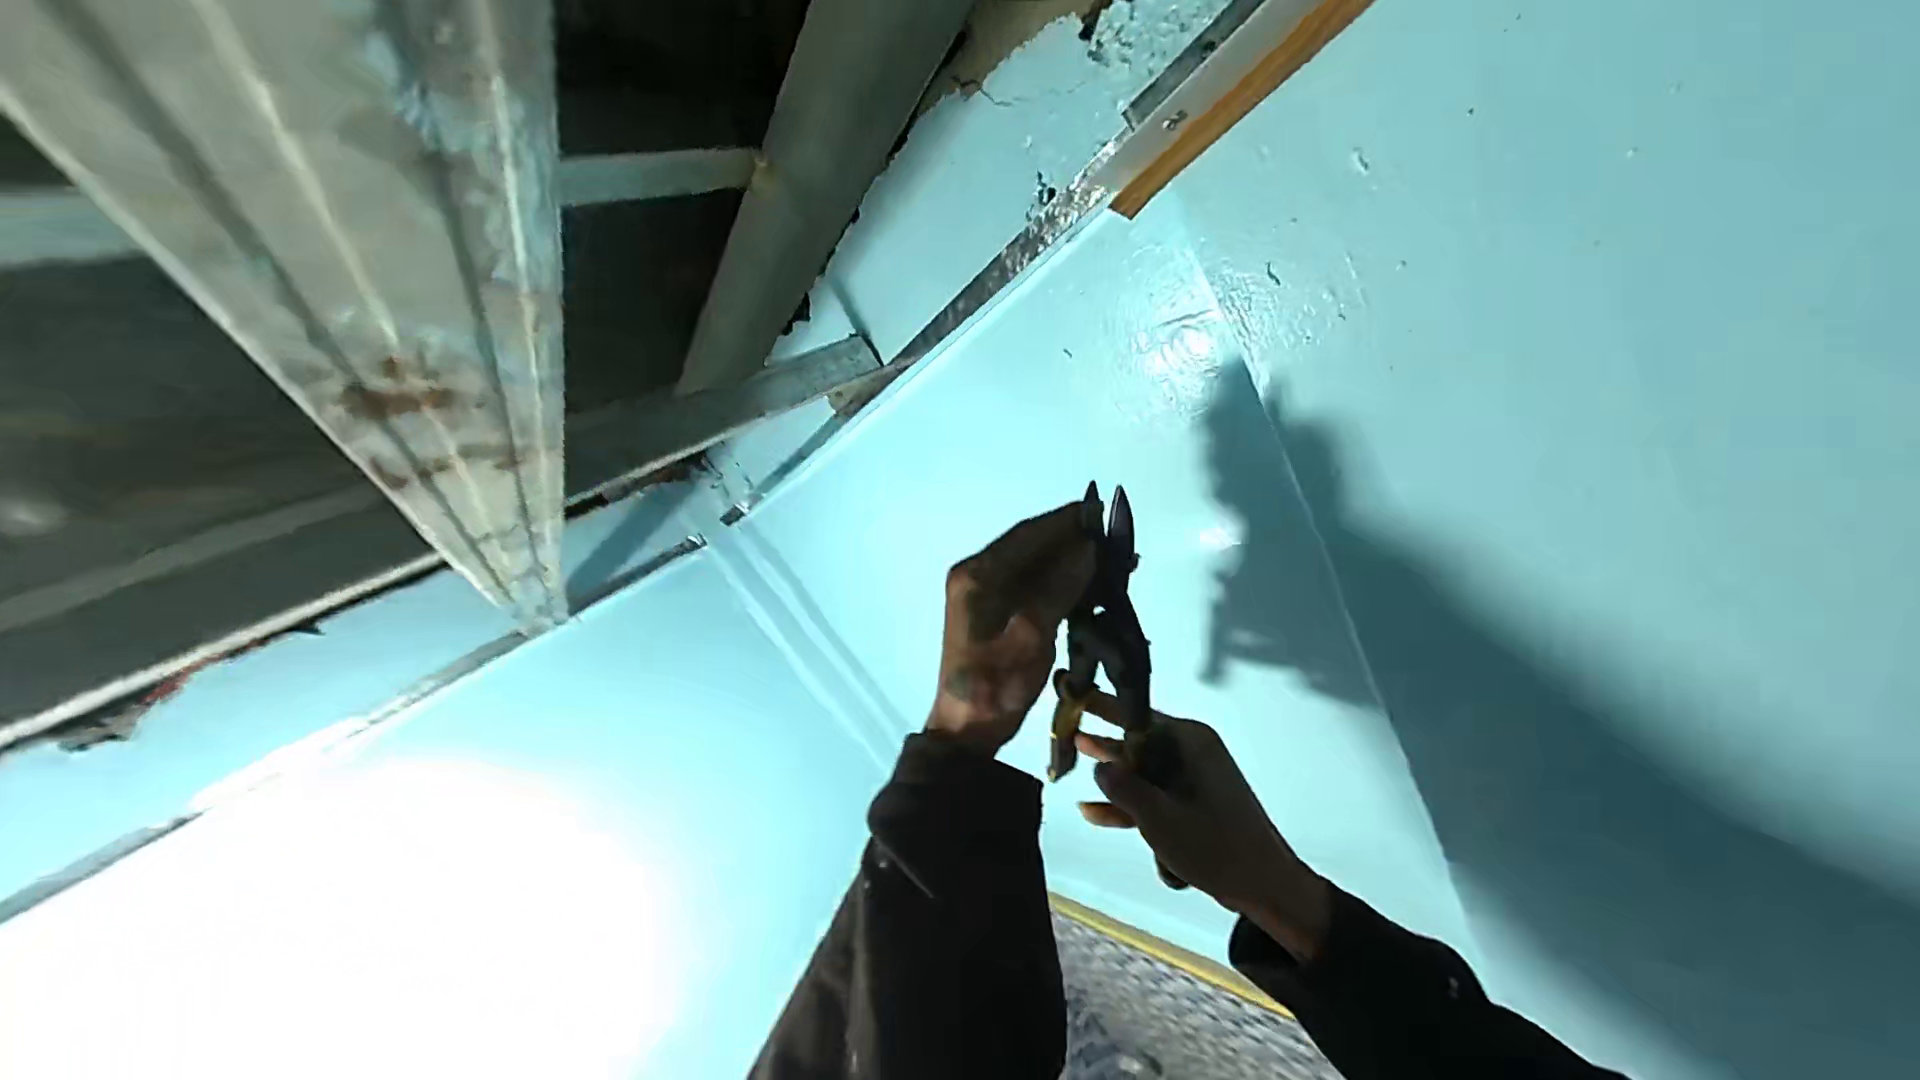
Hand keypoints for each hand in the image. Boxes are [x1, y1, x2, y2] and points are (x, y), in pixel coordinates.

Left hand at [926, 500, 1096, 756]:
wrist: (967, 727)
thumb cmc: (995, 685)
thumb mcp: (1030, 637)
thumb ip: (1057, 589)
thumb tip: (1087, 548)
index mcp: (977, 576)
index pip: (1027, 535)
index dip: (1065, 521)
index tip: (1101, 511)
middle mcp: (977, 574)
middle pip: (1031, 545)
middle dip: (1073, 539)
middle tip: (1116, 537)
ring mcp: (984, 591)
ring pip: (1035, 563)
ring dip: (1071, 559)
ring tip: (1114, 559)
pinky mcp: (996, 608)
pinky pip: (1033, 583)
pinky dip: (1063, 580)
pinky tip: (1092, 583)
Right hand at [1074, 693, 1332, 962]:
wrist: (1266, 889)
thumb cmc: (1216, 846)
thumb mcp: (1160, 818)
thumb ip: (1124, 789)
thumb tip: (1099, 767)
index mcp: (1189, 741)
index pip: (1137, 713)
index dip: (1103, 706)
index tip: (1076, 694)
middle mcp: (1190, 751)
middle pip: (1136, 741)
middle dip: (1102, 742)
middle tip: (1065, 727)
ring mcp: (1191, 776)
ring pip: (1141, 769)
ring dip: (1112, 776)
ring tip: (1069, 761)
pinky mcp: (1191, 800)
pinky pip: (1152, 792)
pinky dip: (1129, 803)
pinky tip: (1092, 813)